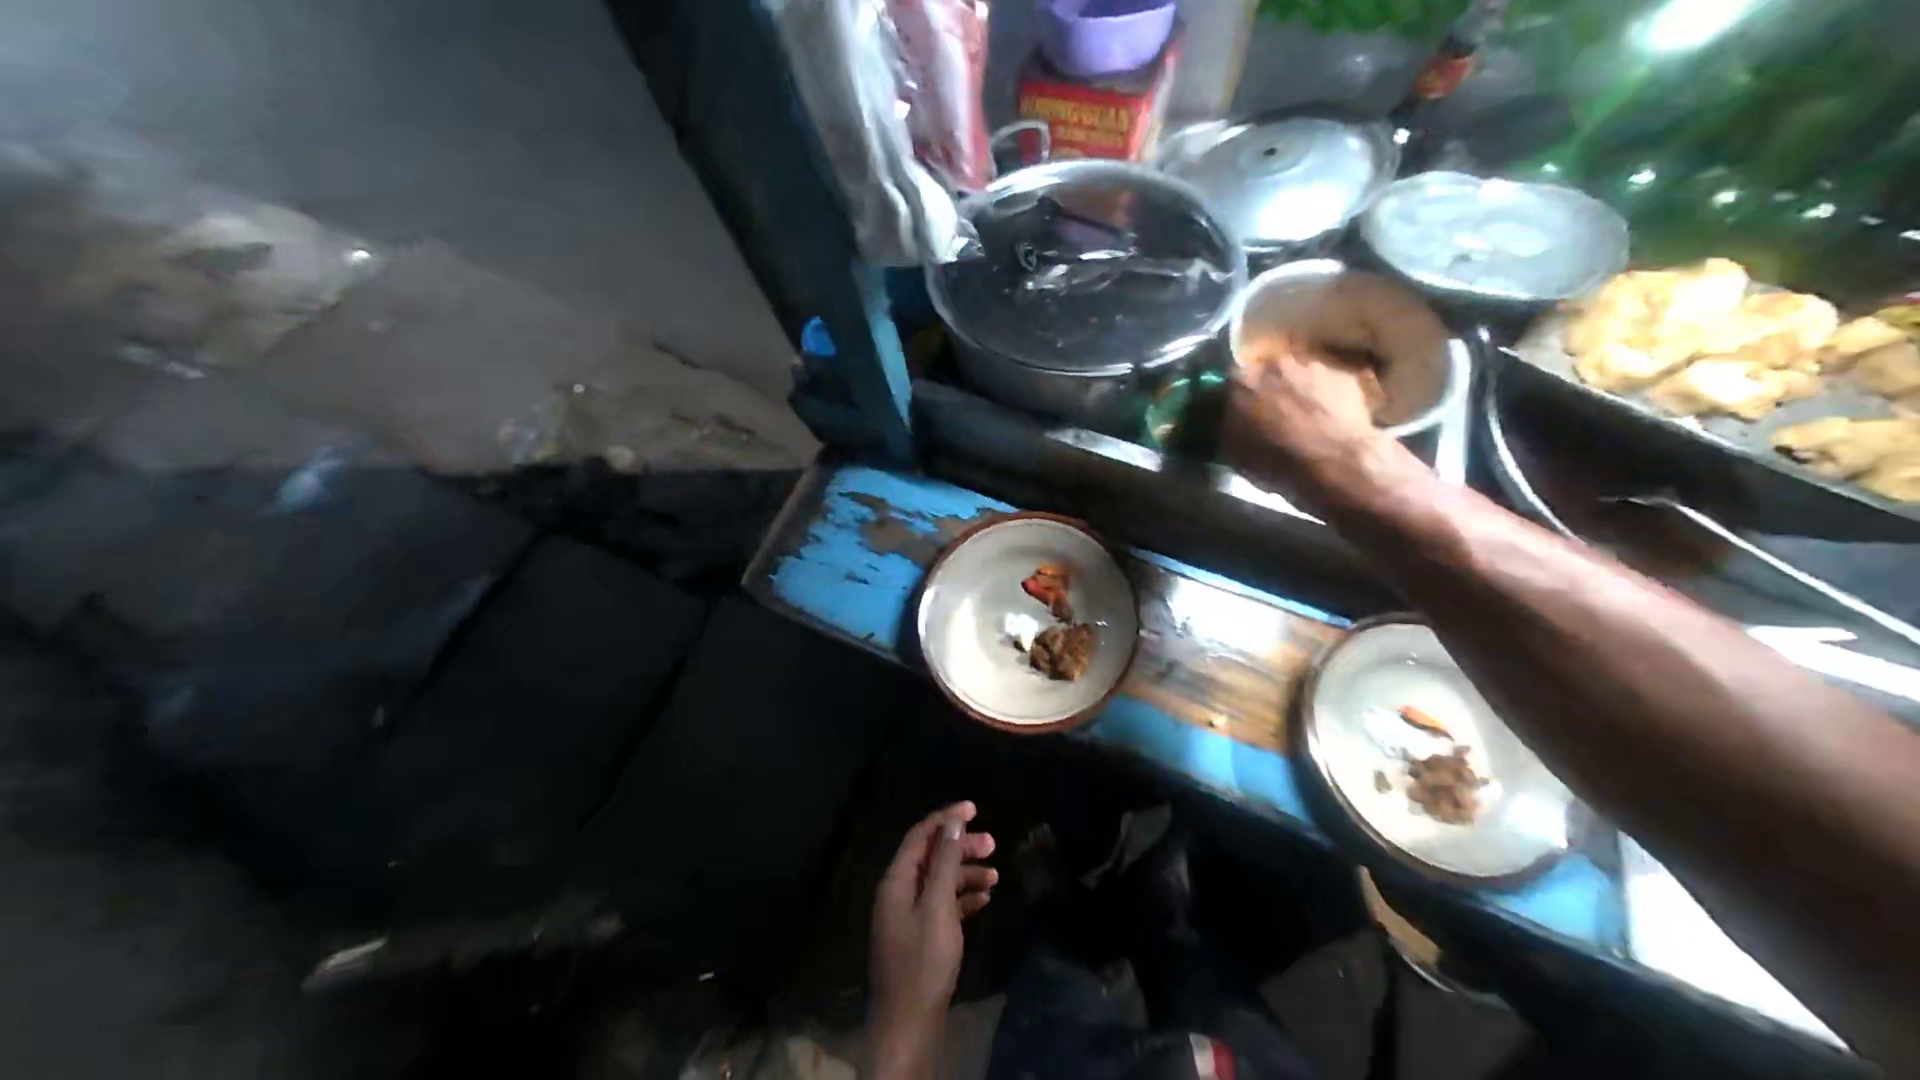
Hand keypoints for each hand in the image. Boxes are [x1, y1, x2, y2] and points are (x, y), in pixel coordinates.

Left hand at [867, 801, 996, 1078]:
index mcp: (896, 880)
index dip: (946, 819)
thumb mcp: (937, 906)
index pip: (920, 835)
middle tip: (993, 845)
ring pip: (939, 881)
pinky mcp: (920, 935)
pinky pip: (941, 905)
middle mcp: (898, 891)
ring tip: (995, 876)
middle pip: (931, 856)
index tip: (975, 808)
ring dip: (966, 874)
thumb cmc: (923, 962)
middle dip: (961, 847)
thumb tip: (953, 822)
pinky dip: (962, 898)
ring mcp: (908, 915)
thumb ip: (946, 863)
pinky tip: (984, 900)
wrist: (909, 1024)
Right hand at [1223, 333, 1387, 492]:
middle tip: (1274, 416)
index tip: (1241, 414)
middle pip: (1268, 372)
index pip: (1230, 383)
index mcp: (1241, 381)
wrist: (1336, 465)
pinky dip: (1328, 396)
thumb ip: (1226, 428)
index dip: (1236, 399)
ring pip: (1301, 375)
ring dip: (1300, 390)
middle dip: (1270, 390)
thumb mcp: (1234, 453)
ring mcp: (1313, 365)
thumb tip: (1226, 421)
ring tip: (1307, 418)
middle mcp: (1275, 364)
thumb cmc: (1276, 463)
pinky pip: (1330, 383)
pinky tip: (1332, 419)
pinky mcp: (1346, 375)